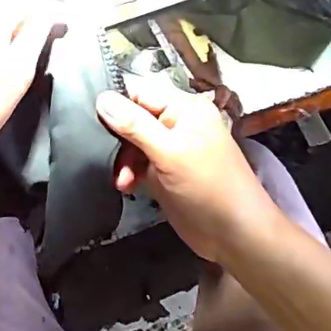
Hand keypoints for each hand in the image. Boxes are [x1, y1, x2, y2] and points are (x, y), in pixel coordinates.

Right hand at [95, 75, 280, 262]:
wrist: (237, 236)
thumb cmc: (208, 188)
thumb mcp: (169, 153)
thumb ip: (134, 124)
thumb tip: (101, 98)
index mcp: (184, 108)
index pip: (139, 93)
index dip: (115, 105)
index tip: (92, 121)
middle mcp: (176, 123)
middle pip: (132, 118)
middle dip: (117, 137)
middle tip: (107, 156)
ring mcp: (170, 149)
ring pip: (130, 142)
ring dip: (121, 160)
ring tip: (122, 180)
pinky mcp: (164, 172)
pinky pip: (137, 163)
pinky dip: (128, 172)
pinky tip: (127, 185)